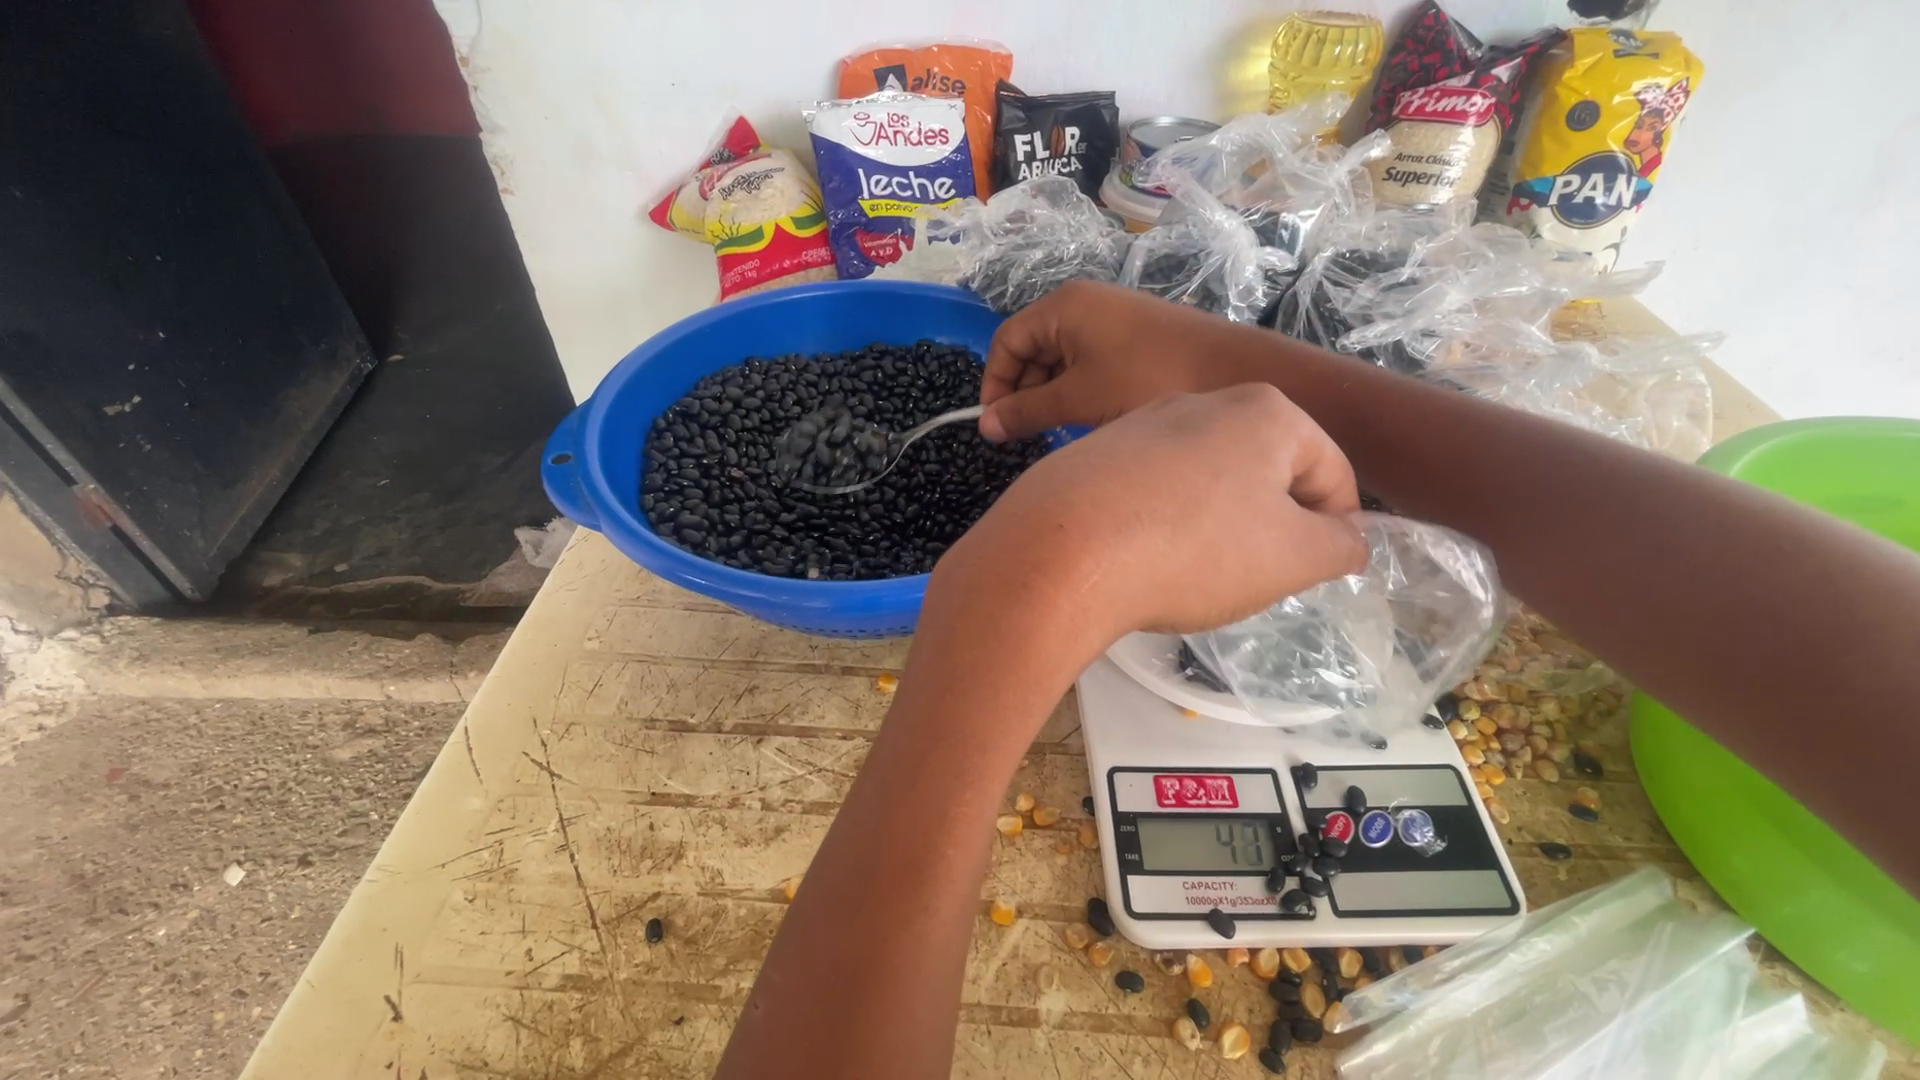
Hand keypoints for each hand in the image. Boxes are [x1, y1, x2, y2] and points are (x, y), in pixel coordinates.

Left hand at [939, 384, 1365, 644]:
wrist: (1060, 552)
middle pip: (1262, 471)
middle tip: (1249, 576)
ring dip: (1211, 526)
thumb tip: (1348, 537)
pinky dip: (1157, 524)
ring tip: (1189, 572)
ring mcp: (1137, 424)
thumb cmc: (1192, 550)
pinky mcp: (1091, 455)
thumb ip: (1339, 546)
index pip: (1330, 471)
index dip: (1336, 528)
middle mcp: (1198, 402)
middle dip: (1268, 527)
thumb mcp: (1292, 559)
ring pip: (1202, 482)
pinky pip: (1147, 492)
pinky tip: (1140, 558)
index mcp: (1263, 412)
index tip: (1313, 572)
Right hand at [979, 281, 1245, 442]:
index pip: (1007, 342)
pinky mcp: (1133, 340)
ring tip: (1055, 432)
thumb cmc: (1145, 379)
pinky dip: (1077, 392)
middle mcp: (1083, 305)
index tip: (995, 425)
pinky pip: (1088, 364)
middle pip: (1032, 349)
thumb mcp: (1078, 399)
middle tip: (1023, 436)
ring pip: (1061, 361)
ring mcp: (1111, 321)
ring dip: (1050, 396)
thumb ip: (1026, 412)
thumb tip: (986, 426)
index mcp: (1063, 307)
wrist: (1231, 373)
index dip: (994, 384)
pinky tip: (1086, 420)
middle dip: (1023, 393)